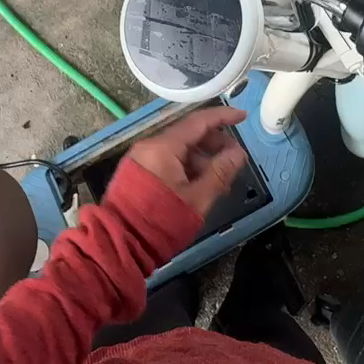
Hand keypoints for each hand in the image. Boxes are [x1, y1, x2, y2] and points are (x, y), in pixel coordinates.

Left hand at [124, 106, 248, 216]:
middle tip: (234, 159)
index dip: (223, 117)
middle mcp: (150, 146)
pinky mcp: (137, 172)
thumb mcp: (198, 199)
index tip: (243, 117)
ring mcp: (141, 158)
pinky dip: (186, 167)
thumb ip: (220, 172)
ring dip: (201, 159)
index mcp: (163, 146)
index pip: (198, 121)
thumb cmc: (162, 221)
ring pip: (178, 149)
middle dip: (214, 143)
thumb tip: (238, 153)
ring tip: (219, 180)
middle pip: (188, 134)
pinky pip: (167, 161)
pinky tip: (199, 185)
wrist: (120, 246)